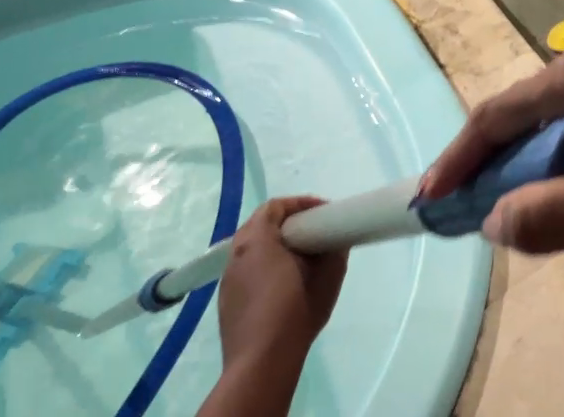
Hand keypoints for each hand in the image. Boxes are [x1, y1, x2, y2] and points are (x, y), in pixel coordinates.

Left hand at [216, 196, 348, 369]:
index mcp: (257, 242)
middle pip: (259, 225)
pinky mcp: (227, 300)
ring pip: (251, 248)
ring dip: (275, 243)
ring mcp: (228, 280)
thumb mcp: (328, 276)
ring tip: (301, 256)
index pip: (274, 207)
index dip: (300, 203)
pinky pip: (247, 269)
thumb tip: (337, 241)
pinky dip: (266, 263)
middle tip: (314, 230)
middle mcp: (236, 256)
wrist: (261, 361)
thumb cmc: (296, 311)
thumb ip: (334, 252)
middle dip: (287, 221)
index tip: (323, 212)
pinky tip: (284, 281)